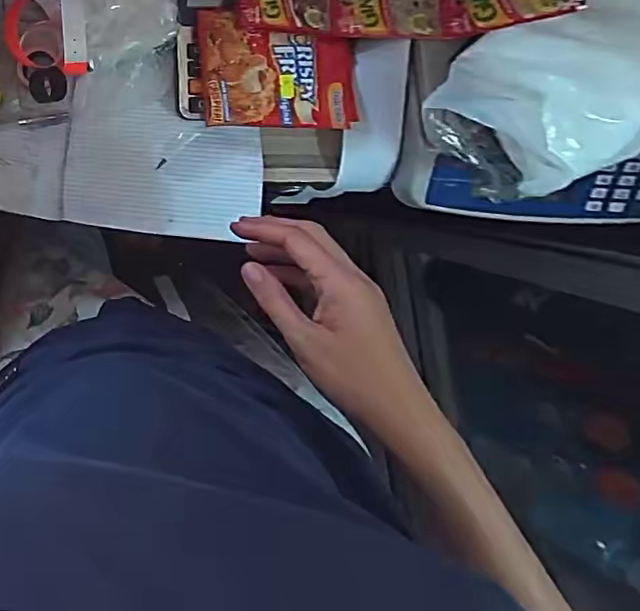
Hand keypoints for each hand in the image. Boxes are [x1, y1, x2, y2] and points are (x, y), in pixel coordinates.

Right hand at [231, 216, 442, 440]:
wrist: (400, 412)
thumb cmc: (358, 382)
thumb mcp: (304, 341)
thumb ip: (273, 299)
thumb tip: (250, 270)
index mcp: (342, 282)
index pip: (297, 239)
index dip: (263, 229)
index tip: (238, 227)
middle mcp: (354, 279)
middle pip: (310, 235)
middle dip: (274, 227)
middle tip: (244, 229)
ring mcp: (359, 290)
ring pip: (318, 252)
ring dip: (285, 246)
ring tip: (254, 250)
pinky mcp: (359, 303)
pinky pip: (324, 272)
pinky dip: (297, 266)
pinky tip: (278, 275)